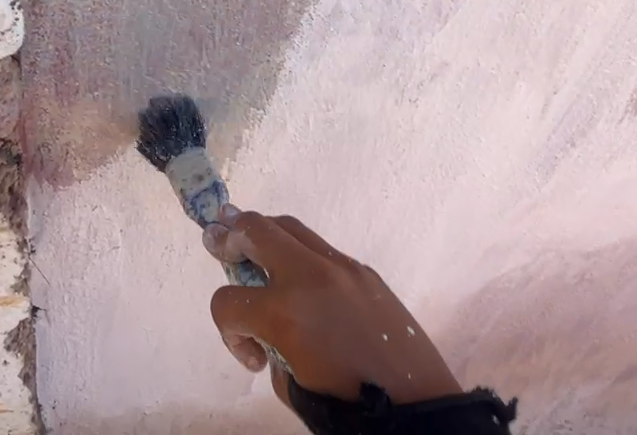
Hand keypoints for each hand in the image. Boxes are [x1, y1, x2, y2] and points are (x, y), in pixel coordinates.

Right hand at [205, 209, 460, 407]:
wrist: (418, 409)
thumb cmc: (346, 407)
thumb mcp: (290, 384)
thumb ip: (270, 343)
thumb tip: (266, 320)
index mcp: (285, 311)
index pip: (227, 301)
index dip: (226, 330)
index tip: (250, 355)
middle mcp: (309, 275)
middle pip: (254, 229)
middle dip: (230, 236)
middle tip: (219, 243)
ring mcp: (341, 266)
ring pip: (290, 227)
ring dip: (266, 236)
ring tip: (255, 248)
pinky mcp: (364, 270)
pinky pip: (321, 248)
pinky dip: (301, 256)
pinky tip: (303, 281)